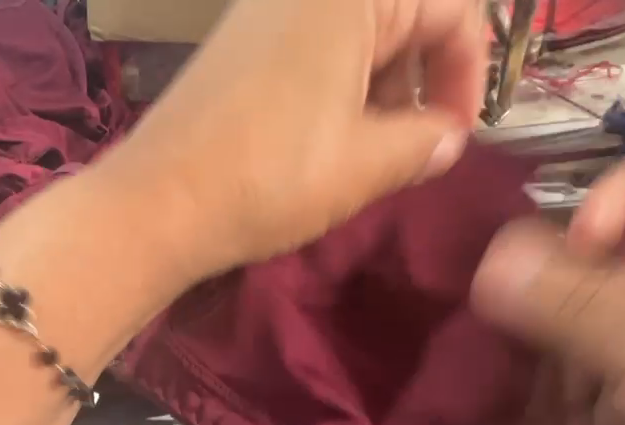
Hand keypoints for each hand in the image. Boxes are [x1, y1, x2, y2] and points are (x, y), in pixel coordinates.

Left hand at [101, 0, 486, 276]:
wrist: (157, 206)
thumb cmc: (268, 179)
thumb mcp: (362, 166)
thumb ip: (421, 144)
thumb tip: (449, 140)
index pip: (451, 8)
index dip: (467, 74)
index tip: (455, 139)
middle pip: (402, 15)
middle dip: (420, 83)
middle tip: (412, 152)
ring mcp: (266, 10)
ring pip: (356, 37)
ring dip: (378, 93)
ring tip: (369, 158)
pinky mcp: (239, 46)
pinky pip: (312, 52)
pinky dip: (336, 92)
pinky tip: (326, 147)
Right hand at [471, 155, 624, 424]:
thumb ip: (576, 305)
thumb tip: (484, 264)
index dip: (596, 211)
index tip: (561, 264)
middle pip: (581, 268)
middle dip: (536, 302)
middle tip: (498, 338)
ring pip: (557, 334)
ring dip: (527, 363)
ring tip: (507, 390)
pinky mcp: (616, 412)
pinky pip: (556, 393)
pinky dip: (532, 408)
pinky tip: (515, 423)